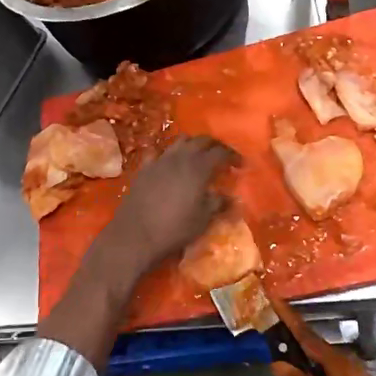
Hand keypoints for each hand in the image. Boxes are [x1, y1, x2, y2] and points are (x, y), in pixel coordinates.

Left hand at [89, 136, 237, 284]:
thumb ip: (219, 203)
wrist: (135, 235)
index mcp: (198, 167)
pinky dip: (168, 154)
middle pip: (201, 140)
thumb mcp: (203, 219)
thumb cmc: (174, 228)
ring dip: (192, 144)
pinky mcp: (143, 168)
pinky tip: (169, 164)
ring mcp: (159, 160)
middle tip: (222, 156)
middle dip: (214, 145)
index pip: (221, 152)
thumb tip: (233, 198)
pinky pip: (158, 152)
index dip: (233, 155)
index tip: (241, 164)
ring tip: (197, 157)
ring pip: (179, 141)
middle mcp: (180, 157)